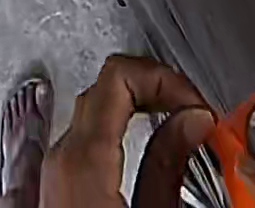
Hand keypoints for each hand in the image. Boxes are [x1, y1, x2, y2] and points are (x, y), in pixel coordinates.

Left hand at [39, 54, 216, 207]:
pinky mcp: (61, 181)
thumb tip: (193, 119)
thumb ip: (169, 168)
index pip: (118, 74)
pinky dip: (126, 124)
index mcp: (81, 157)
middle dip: (158, 87)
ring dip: (143, 104)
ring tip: (183, 126)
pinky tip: (152, 144)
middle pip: (108, 84)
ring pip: (100, 106)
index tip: (196, 102)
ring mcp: (57, 165)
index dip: (163, 77)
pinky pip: (92, 132)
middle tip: (197, 112)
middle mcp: (62, 153)